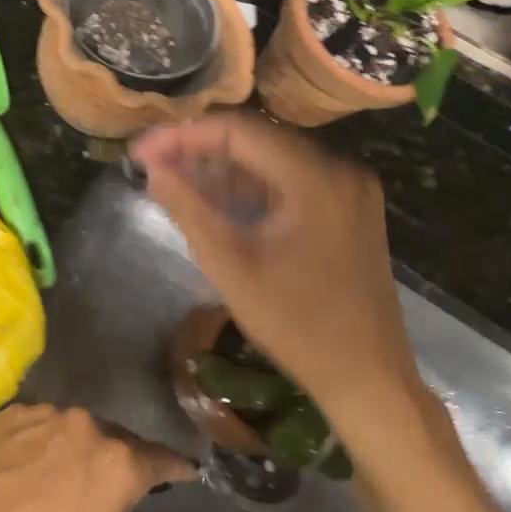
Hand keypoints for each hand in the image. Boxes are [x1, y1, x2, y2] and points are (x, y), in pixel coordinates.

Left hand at [0, 403, 195, 511]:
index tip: (184, 469)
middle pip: (114, 439)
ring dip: (77, 447)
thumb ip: (120, 510)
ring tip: (65, 475)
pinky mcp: (10, 413)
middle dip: (117, 458)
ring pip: (74, 429)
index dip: (174, 467)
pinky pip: (39, 426)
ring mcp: (45, 414)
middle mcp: (86, 425)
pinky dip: (43, 442)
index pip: (160, 459)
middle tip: (112, 482)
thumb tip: (119, 496)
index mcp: (118, 462)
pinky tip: (32, 466)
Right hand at [129, 112, 419, 410]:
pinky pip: (289, 181)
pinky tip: (216, 202)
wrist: (369, 381)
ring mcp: (349, 191)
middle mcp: (338, 171)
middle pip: (255, 140)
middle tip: (152, 166)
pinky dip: (250, 187)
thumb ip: (187, 207)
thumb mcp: (230, 265)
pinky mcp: (349, 212)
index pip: (237, 130)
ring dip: (221, 168)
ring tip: (175, 183)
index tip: (141, 152)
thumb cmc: (296, 325)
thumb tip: (151, 167)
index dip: (182, 135)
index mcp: (315, 178)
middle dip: (198, 149)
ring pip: (270, 160)